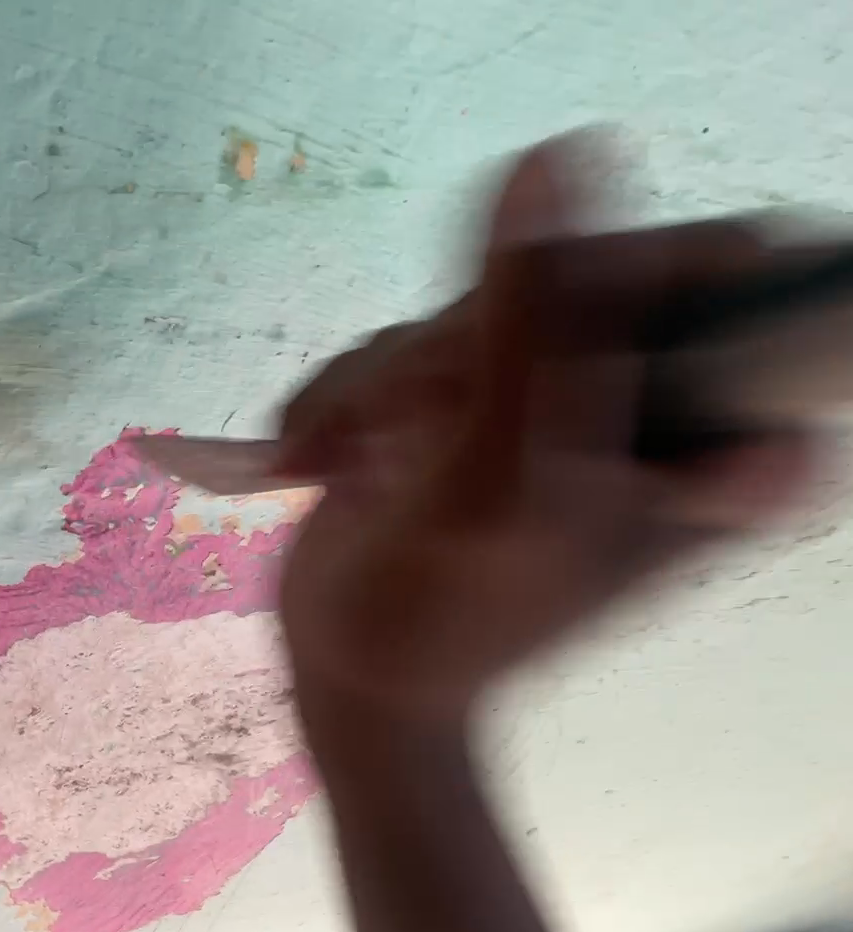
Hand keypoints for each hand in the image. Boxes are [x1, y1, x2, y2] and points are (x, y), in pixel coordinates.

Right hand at [275, 137, 819, 724]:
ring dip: (368, 395)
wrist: (353, 674)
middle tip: (406, 450)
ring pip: (441, 317)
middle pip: (544, 281)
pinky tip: (324, 463)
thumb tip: (554, 147)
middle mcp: (630, 394)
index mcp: (716, 417)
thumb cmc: (441, 615)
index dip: (593, 297)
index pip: (716, 263)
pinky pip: (381, 351)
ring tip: (350, 473)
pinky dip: (334, 407)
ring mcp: (524, 397)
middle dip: (440, 366)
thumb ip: (534, 323)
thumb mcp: (503, 474)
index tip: (501, 391)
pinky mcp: (439, 407)